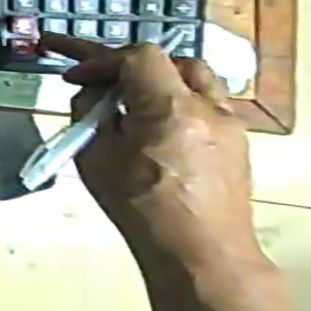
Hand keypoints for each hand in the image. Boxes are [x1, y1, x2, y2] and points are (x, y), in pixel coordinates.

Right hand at [41, 33, 260, 274]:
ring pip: (193, 78)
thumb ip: (89, 112)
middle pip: (170, 60)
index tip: (74, 76)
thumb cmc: (139, 205)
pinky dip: (174, 99)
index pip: (137, 56)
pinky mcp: (236, 142)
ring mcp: (229, 124)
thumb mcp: (94, 155)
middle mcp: (208, 107)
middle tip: (99, 79)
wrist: (200, 254)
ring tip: (128, 97)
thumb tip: (93, 92)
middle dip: (129, 63)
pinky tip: (152, 123)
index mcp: (170, 108)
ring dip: (157, 78)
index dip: (99, 58)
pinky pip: (204, 102)